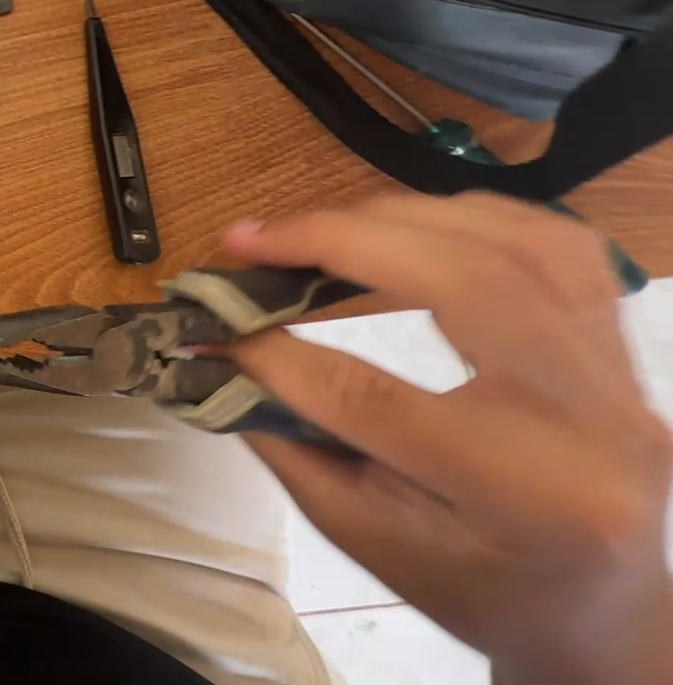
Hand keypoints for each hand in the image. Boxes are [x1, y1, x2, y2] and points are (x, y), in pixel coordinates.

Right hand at [223, 193, 672, 683]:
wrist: (599, 607)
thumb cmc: (464, 579)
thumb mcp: (352, 525)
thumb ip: (277, 429)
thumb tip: (209, 348)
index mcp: (523, 490)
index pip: (368, 393)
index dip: (268, 350)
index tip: (202, 326)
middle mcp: (594, 420)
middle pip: (465, 281)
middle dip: (334, 240)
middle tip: (246, 240)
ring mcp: (623, 375)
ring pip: (516, 244)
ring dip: (394, 217)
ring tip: (311, 228)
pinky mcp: (618, 346)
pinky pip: (556, 245)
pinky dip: (464, 217)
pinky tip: (401, 224)